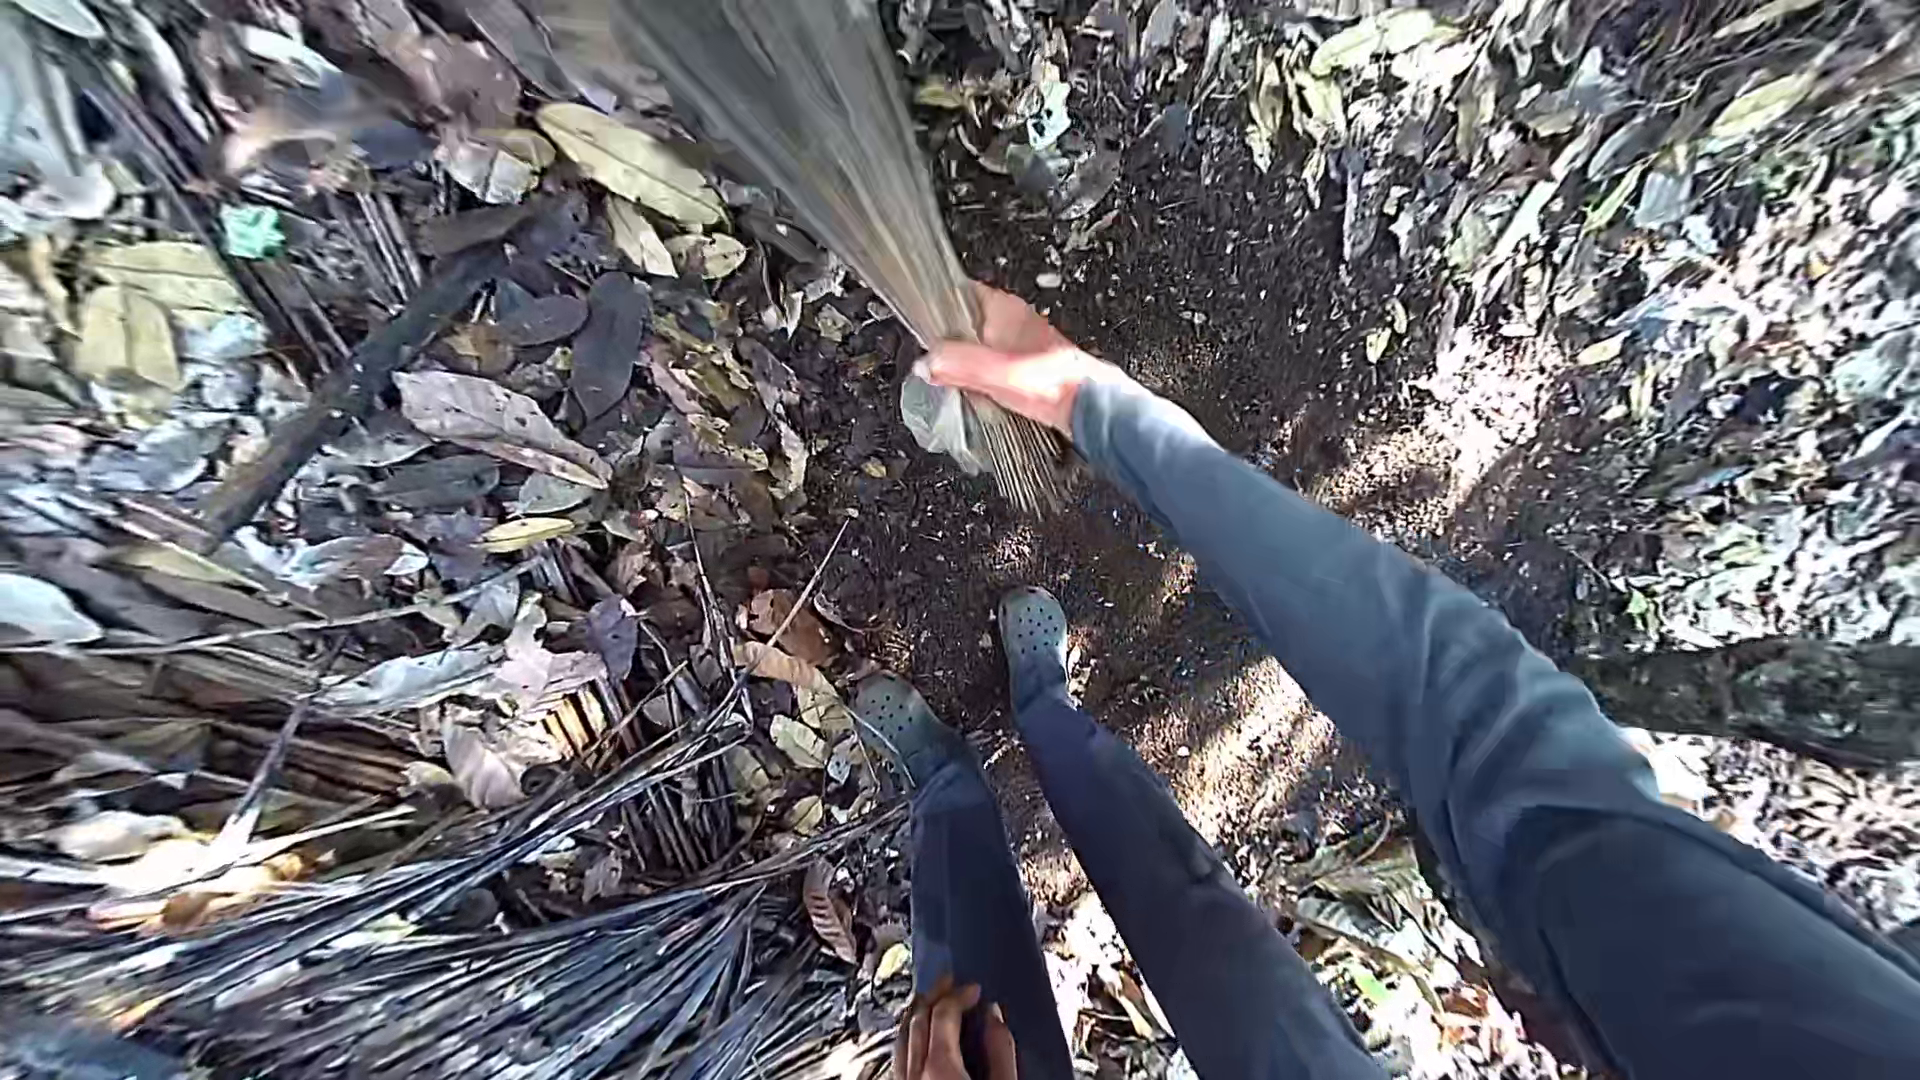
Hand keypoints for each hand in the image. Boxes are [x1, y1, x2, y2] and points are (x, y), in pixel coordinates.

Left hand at [893, 978, 1017, 1079]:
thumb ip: (1001, 1051)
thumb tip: (994, 1015)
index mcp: (940, 1067)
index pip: (943, 1012)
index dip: (960, 993)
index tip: (975, 988)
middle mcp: (914, 1075)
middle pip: (918, 1018)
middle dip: (936, 995)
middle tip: (952, 982)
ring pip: (901, 1037)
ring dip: (918, 1013)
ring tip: (933, 1001)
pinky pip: (898, 1059)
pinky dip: (908, 1038)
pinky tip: (918, 1040)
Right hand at [917, 282, 1129, 437]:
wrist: (1086, 406)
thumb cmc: (1052, 384)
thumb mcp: (995, 373)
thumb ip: (958, 365)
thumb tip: (926, 363)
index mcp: (1003, 308)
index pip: (959, 294)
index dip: (937, 310)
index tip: (924, 329)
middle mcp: (1013, 319)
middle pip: (966, 323)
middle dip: (950, 342)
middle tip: (940, 364)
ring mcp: (1020, 341)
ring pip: (979, 344)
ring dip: (967, 361)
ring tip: (961, 380)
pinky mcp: (1026, 363)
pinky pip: (993, 362)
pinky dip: (983, 374)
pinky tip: (984, 390)